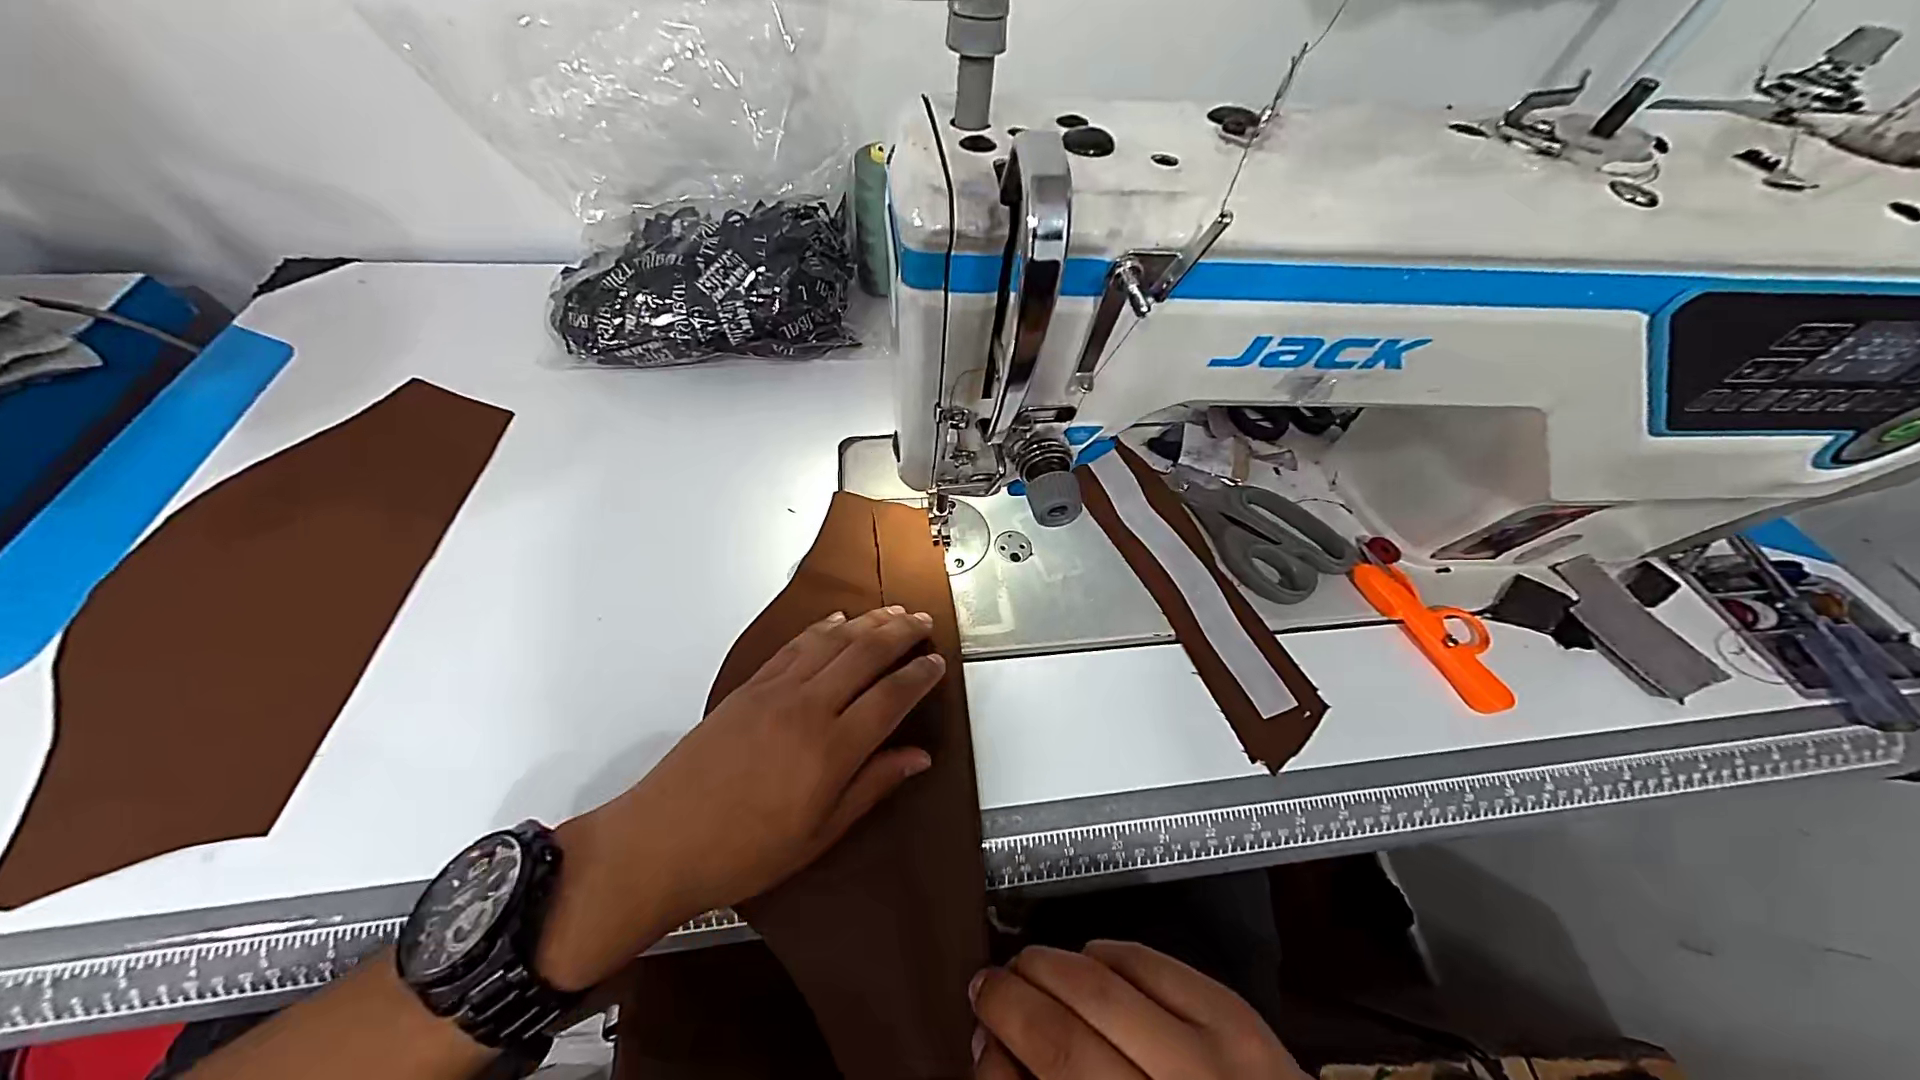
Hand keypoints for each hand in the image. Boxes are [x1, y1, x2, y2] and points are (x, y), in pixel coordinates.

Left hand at [536, 606, 946, 989]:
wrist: (659, 843)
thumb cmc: (741, 852)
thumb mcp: (820, 834)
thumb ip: (873, 786)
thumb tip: (916, 759)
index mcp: (831, 750)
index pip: (891, 697)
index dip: (920, 677)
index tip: (936, 666)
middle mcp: (806, 709)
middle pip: (866, 653)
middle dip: (901, 632)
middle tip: (923, 623)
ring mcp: (774, 692)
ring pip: (832, 640)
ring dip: (867, 621)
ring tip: (892, 611)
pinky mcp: (748, 687)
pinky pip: (794, 645)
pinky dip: (821, 627)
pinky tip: (837, 620)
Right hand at [971, 942, 1309, 1079]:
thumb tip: (997, 1050)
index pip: (1047, 1079)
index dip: (994, 1061)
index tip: (981, 1035)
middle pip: (1063, 1039)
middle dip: (1010, 1001)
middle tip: (988, 986)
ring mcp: (1213, 1062)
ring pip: (1100, 987)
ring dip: (1048, 966)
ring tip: (1028, 966)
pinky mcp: (1239, 1020)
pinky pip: (1148, 961)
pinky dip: (1106, 953)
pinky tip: (1089, 961)